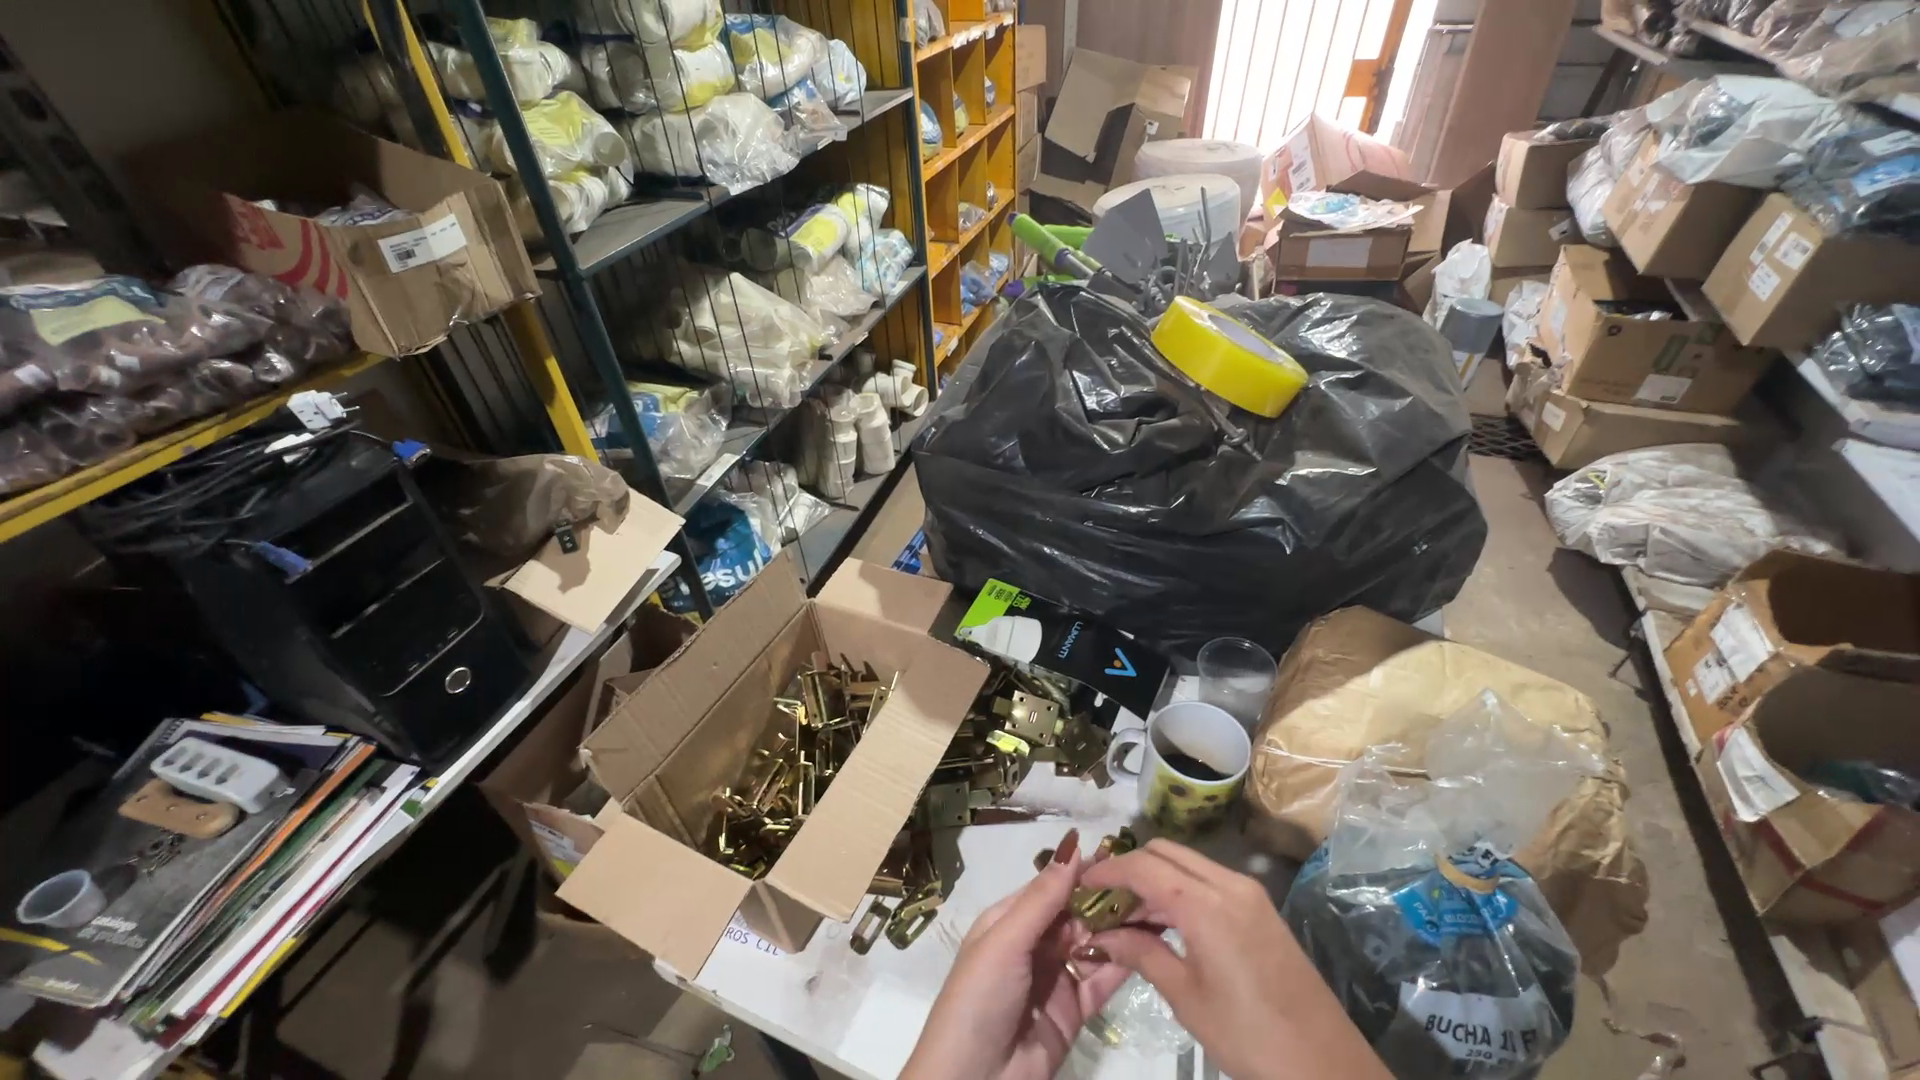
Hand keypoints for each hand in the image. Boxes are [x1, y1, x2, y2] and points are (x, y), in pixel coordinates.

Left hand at [900, 830, 1130, 1079]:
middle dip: (1107, 899)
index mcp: (1008, 921)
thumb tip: (1072, 844)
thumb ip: (1043, 898)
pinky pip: (1102, 979)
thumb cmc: (979, 999)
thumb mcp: (1005, 941)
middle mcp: (1033, 944)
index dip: (1083, 870)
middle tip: (1150, 883)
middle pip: (1075, 914)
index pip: (1051, 887)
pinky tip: (1150, 944)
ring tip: (1157, 908)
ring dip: (1120, 927)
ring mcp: (1055, 977)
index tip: (1122, 852)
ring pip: (1093, 943)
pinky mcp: (1075, 1010)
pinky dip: (1123, 962)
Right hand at [1077, 839, 1391, 1079]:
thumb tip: (1100, 936)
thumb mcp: (1186, 997)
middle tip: (1103, 898)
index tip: (1081, 883)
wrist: (1325, 1066)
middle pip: (1165, 852)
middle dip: (1130, 867)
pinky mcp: (1261, 908)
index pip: (1143, 866)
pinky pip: (1209, 880)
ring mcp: (1249, 893)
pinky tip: (1164, 922)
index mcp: (1206, 903)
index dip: (1108, 870)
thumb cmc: (1248, 1034)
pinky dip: (1180, 888)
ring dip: (1155, 878)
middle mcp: (1228, 883)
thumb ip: (1141, 954)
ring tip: (1127, 914)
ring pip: (1187, 863)